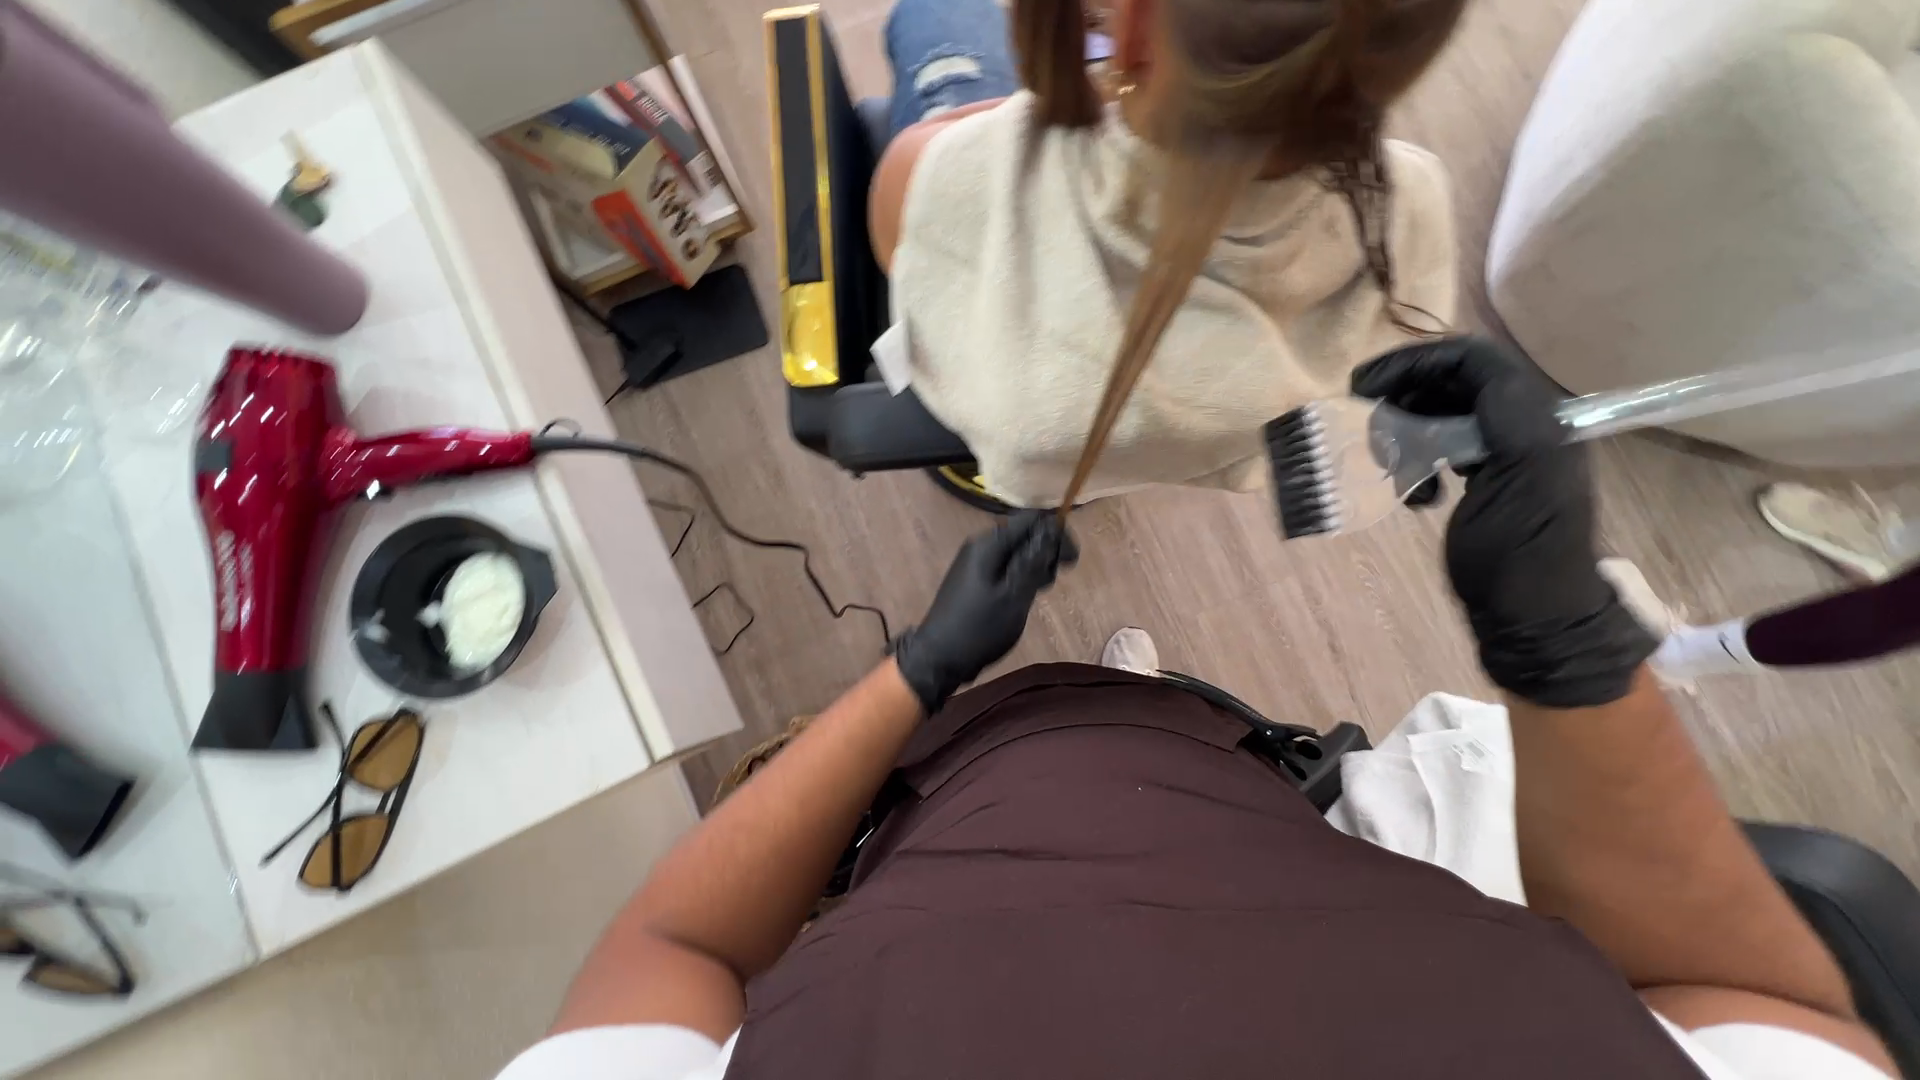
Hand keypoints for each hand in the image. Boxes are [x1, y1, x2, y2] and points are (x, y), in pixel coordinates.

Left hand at [892, 511, 1078, 712]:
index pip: (1032, 519)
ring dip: (1035, 565)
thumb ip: (1034, 559)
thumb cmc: (981, 627)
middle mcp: (981, 545)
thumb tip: (1053, 527)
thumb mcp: (1015, 594)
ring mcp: (975, 562)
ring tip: (1039, 592)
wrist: (939, 657)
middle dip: (1046, 551)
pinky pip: (1004, 566)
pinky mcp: (974, 578)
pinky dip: (1020, 576)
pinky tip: (1023, 596)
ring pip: (1016, 551)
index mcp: (990, 543)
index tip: (1070, 562)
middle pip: (1024, 533)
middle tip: (1051, 582)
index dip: (1057, 534)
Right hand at [1351, 337, 1653, 706]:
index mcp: (1534, 417)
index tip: (1363, 387)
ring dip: (1405, 436)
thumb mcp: (1520, 477)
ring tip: (1396, 474)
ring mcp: (1503, 451)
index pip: (1471, 359)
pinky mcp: (1486, 477)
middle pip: (1450, 382)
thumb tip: (1471, 370)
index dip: (1413, 363)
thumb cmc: (1521, 551)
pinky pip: (1442, 447)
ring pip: (1440, 414)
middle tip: (1368, 431)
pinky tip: (1416, 494)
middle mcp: (1522, 424)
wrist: (1534, 616)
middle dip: (1402, 401)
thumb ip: (1505, 415)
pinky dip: (1417, 463)